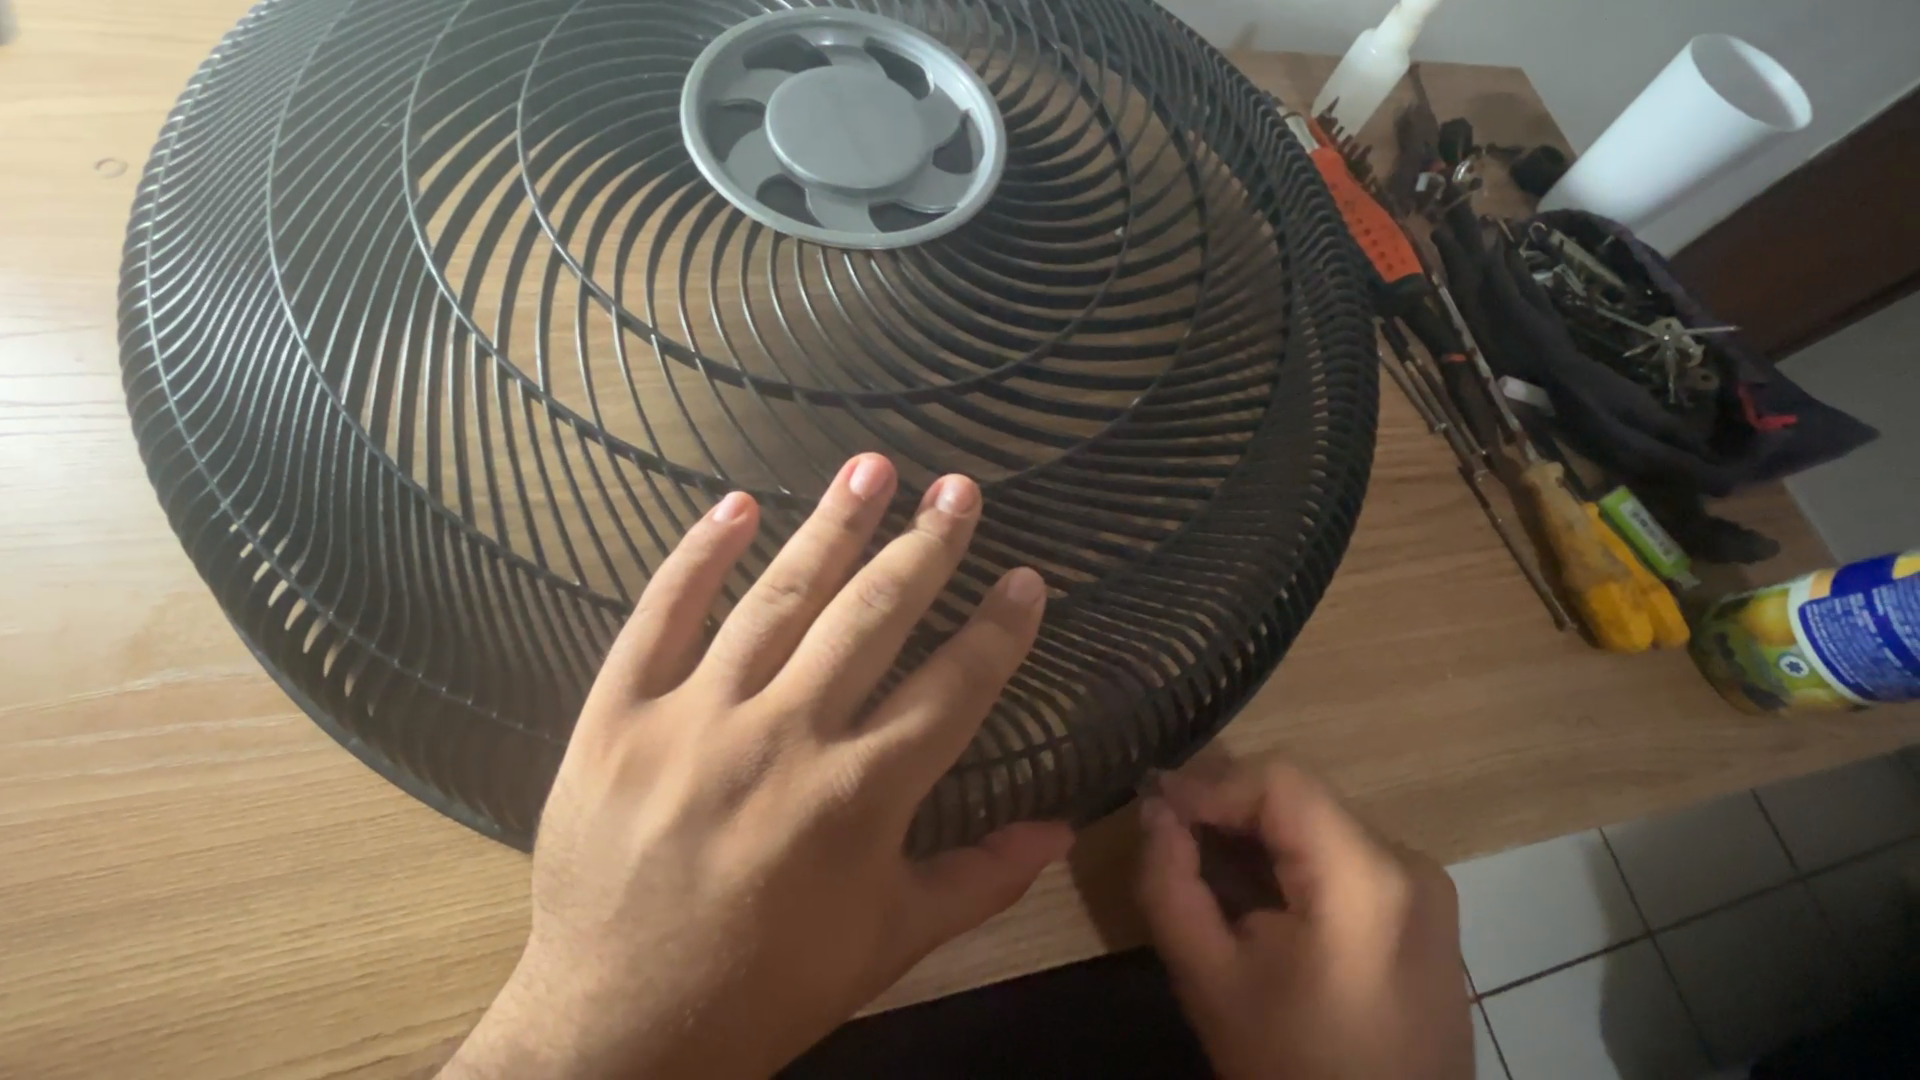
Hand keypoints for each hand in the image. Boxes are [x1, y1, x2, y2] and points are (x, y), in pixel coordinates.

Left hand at [442, 454, 1073, 1079]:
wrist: (614, 1034)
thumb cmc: (767, 988)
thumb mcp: (889, 942)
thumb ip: (982, 878)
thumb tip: (1064, 828)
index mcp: (859, 797)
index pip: (952, 689)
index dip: (998, 630)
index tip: (1027, 577)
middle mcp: (784, 739)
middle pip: (871, 618)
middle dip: (925, 546)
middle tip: (958, 487)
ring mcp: (693, 719)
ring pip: (775, 600)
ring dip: (830, 526)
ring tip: (871, 465)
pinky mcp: (617, 717)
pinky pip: (659, 617)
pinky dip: (697, 556)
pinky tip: (736, 505)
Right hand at [1138, 765, 1471, 1079]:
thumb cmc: (1292, 1068)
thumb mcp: (1208, 979)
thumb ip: (1169, 882)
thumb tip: (1155, 809)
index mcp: (1366, 880)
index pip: (1279, 779)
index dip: (1210, 784)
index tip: (1159, 811)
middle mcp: (1408, 864)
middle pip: (1299, 796)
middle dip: (1226, 807)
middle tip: (1170, 837)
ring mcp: (1424, 885)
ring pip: (1316, 818)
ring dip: (1254, 830)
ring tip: (1206, 865)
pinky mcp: (1423, 907)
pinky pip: (1340, 849)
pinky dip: (1288, 855)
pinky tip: (1255, 892)